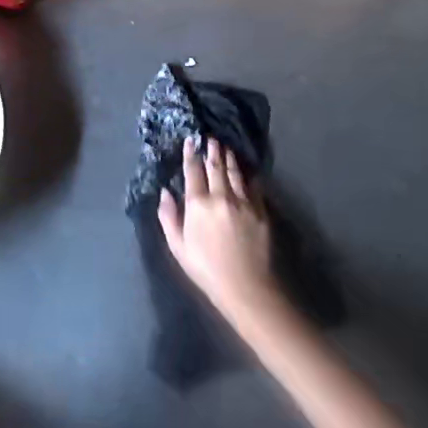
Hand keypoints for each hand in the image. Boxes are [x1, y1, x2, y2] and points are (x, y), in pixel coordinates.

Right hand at [157, 135, 285, 323]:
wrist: (247, 288)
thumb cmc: (205, 268)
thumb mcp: (177, 245)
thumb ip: (168, 216)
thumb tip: (165, 192)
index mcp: (198, 204)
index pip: (193, 171)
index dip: (191, 154)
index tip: (191, 140)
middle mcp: (221, 197)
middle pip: (216, 167)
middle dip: (212, 151)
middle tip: (211, 139)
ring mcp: (244, 203)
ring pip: (235, 174)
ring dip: (229, 159)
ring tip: (226, 148)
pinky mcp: (261, 212)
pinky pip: (254, 187)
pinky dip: (248, 175)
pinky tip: (247, 171)